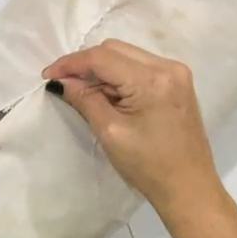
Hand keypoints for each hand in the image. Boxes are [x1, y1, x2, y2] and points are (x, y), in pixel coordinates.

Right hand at [43, 39, 218, 211]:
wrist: (189, 188)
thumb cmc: (148, 166)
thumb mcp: (110, 132)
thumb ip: (84, 99)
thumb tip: (59, 81)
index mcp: (152, 80)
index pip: (102, 57)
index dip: (70, 63)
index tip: (47, 76)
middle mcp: (168, 67)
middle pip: (114, 49)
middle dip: (86, 65)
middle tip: (66, 86)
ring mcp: (176, 72)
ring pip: (125, 55)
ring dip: (102, 70)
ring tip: (86, 94)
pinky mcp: (177, 81)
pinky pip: (138, 65)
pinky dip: (119, 75)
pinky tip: (109, 94)